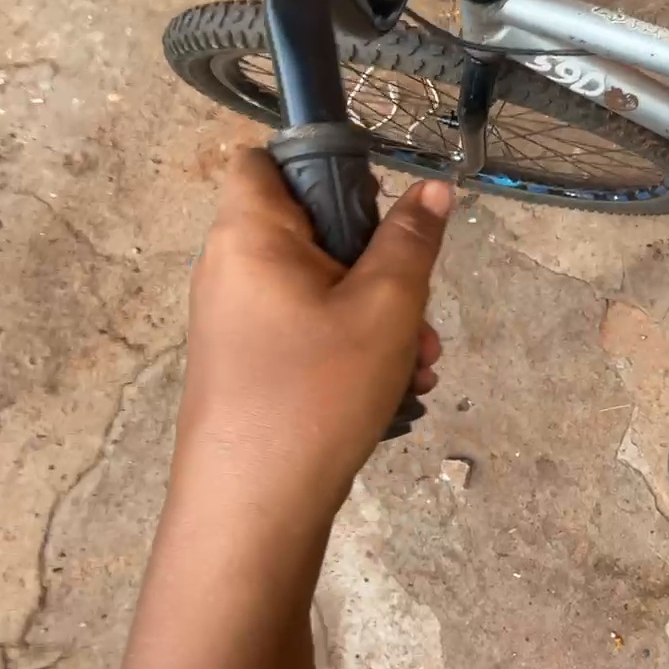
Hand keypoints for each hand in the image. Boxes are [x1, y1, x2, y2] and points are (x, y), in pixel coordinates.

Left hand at [175, 149, 449, 517]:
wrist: (256, 507)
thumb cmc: (319, 387)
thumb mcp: (387, 305)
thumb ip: (413, 238)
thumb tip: (432, 188)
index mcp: (252, 238)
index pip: (264, 161)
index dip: (320, 165)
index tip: (380, 205)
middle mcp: (235, 271)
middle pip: (316, 230)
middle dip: (383, 260)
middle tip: (421, 303)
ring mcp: (242, 322)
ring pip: (327, 286)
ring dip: (384, 311)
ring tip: (420, 358)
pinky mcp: (254, 363)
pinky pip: (315, 327)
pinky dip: (359, 342)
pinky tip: (398, 384)